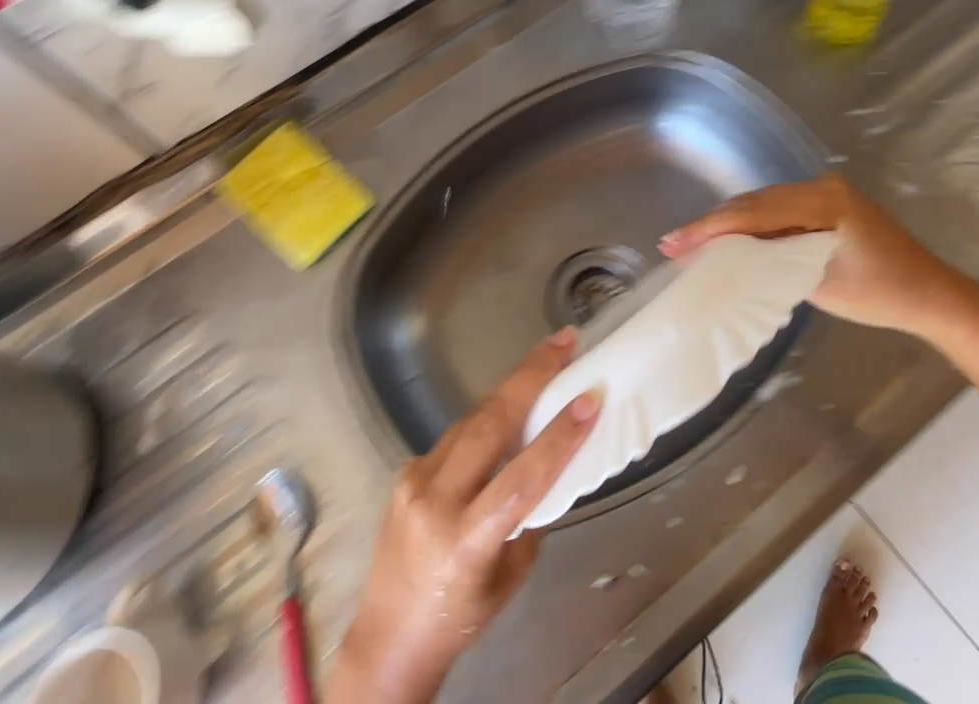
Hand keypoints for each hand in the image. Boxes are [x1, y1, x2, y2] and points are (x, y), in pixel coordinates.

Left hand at [325, 328, 600, 703]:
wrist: (389, 636)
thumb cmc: (461, 616)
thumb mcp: (512, 574)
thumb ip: (529, 516)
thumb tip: (546, 465)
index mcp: (467, 539)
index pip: (522, 476)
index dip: (559, 436)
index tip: (589, 399)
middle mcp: (435, 502)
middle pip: (489, 424)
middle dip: (530, 376)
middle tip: (563, 342)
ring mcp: (413, 482)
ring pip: (470, 421)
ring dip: (510, 390)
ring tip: (545, 361)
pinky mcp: (405, 473)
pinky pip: (454, 438)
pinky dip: (485, 421)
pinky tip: (508, 411)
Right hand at [659, 175, 978, 340]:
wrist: (930, 295)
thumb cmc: (881, 294)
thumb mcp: (819, 282)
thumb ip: (773, 264)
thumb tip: (730, 260)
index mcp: (823, 200)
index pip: (754, 211)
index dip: (711, 227)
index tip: (676, 242)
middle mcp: (821, 187)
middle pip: (754, 202)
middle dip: (712, 224)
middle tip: (672, 243)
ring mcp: (825, 194)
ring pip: (763, 205)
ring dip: (728, 224)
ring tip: (689, 244)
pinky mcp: (827, 208)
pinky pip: (778, 212)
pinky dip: (751, 227)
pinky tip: (728, 241)